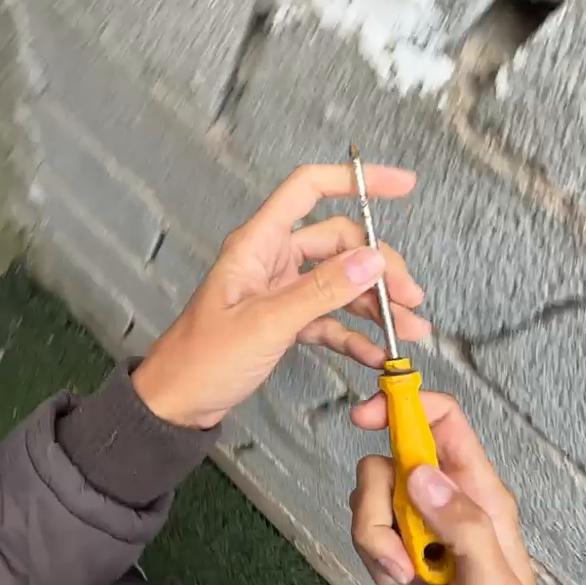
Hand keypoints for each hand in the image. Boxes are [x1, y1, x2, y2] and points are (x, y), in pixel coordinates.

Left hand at [132, 163, 431, 428]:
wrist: (176, 403)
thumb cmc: (203, 358)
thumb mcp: (267, 323)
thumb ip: (321, 291)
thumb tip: (372, 260)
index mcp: (257, 244)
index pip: (308, 189)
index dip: (355, 180)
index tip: (402, 186)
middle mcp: (270, 260)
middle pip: (337, 242)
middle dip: (378, 265)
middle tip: (410, 299)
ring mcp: (278, 290)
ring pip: (338, 282)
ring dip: (374, 303)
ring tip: (407, 330)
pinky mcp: (283, 321)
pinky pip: (328, 317)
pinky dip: (353, 332)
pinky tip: (375, 353)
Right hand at [348, 390, 546, 584]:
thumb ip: (462, 525)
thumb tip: (421, 473)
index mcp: (479, 493)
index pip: (443, 421)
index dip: (404, 406)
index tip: (364, 417)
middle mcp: (445, 496)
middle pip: (387, 460)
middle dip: (377, 503)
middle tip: (400, 549)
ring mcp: (418, 520)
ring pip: (368, 495)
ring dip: (375, 538)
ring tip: (404, 575)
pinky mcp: (396, 543)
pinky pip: (364, 527)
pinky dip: (372, 556)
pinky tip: (399, 583)